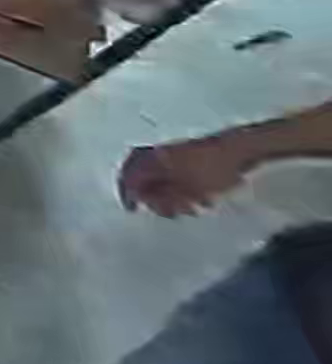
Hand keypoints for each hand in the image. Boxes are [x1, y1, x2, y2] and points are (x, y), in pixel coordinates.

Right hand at [117, 136, 253, 217]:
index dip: (129, 197)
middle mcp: (146, 155)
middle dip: (153, 198)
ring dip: (169, 195)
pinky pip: (170, 173)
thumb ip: (161, 196)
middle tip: (169, 212)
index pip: (126, 181)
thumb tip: (140, 199)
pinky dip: (178, 187)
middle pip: (140, 179)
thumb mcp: (188, 190)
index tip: (134, 211)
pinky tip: (198, 198)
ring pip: (156, 177)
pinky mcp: (180, 155)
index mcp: (143, 162)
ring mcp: (163, 153)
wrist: (236, 150)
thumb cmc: (208, 171)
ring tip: (191, 209)